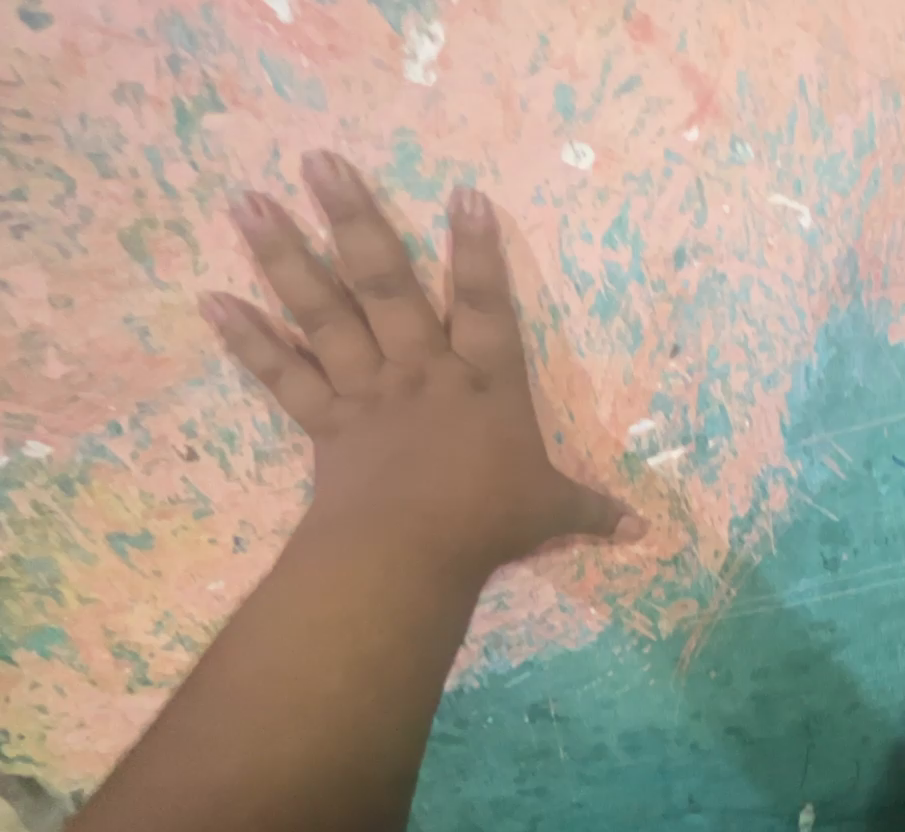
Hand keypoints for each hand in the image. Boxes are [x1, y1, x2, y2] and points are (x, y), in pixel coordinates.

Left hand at [199, 151, 641, 580]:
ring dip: (287, 258)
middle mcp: (425, 373)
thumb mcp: (557, 512)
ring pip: (327, 315)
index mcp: (486, 386)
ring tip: (248, 202)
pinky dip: (250, 341)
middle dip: (357, 223)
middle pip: (389, 287)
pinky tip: (213, 301)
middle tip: (321, 162)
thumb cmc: (492, 519)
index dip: (479, 253)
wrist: (412, 550)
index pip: (486, 307)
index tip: (464, 196)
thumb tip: (644, 529)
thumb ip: (597, 512)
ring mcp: (371, 392)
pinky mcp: (328, 421)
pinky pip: (285, 375)